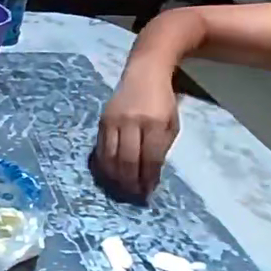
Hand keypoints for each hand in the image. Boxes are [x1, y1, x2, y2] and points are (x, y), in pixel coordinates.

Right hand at [95, 69, 179, 197]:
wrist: (143, 74)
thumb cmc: (162, 101)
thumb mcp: (170, 124)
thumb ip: (161, 147)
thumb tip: (149, 174)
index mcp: (154, 123)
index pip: (150, 158)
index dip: (148, 178)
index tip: (148, 193)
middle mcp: (131, 122)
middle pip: (127, 160)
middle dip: (130, 181)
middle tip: (133, 196)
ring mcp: (113, 121)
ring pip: (110, 156)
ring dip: (115, 177)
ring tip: (120, 189)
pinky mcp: (101, 121)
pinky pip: (100, 148)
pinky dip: (104, 164)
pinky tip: (109, 174)